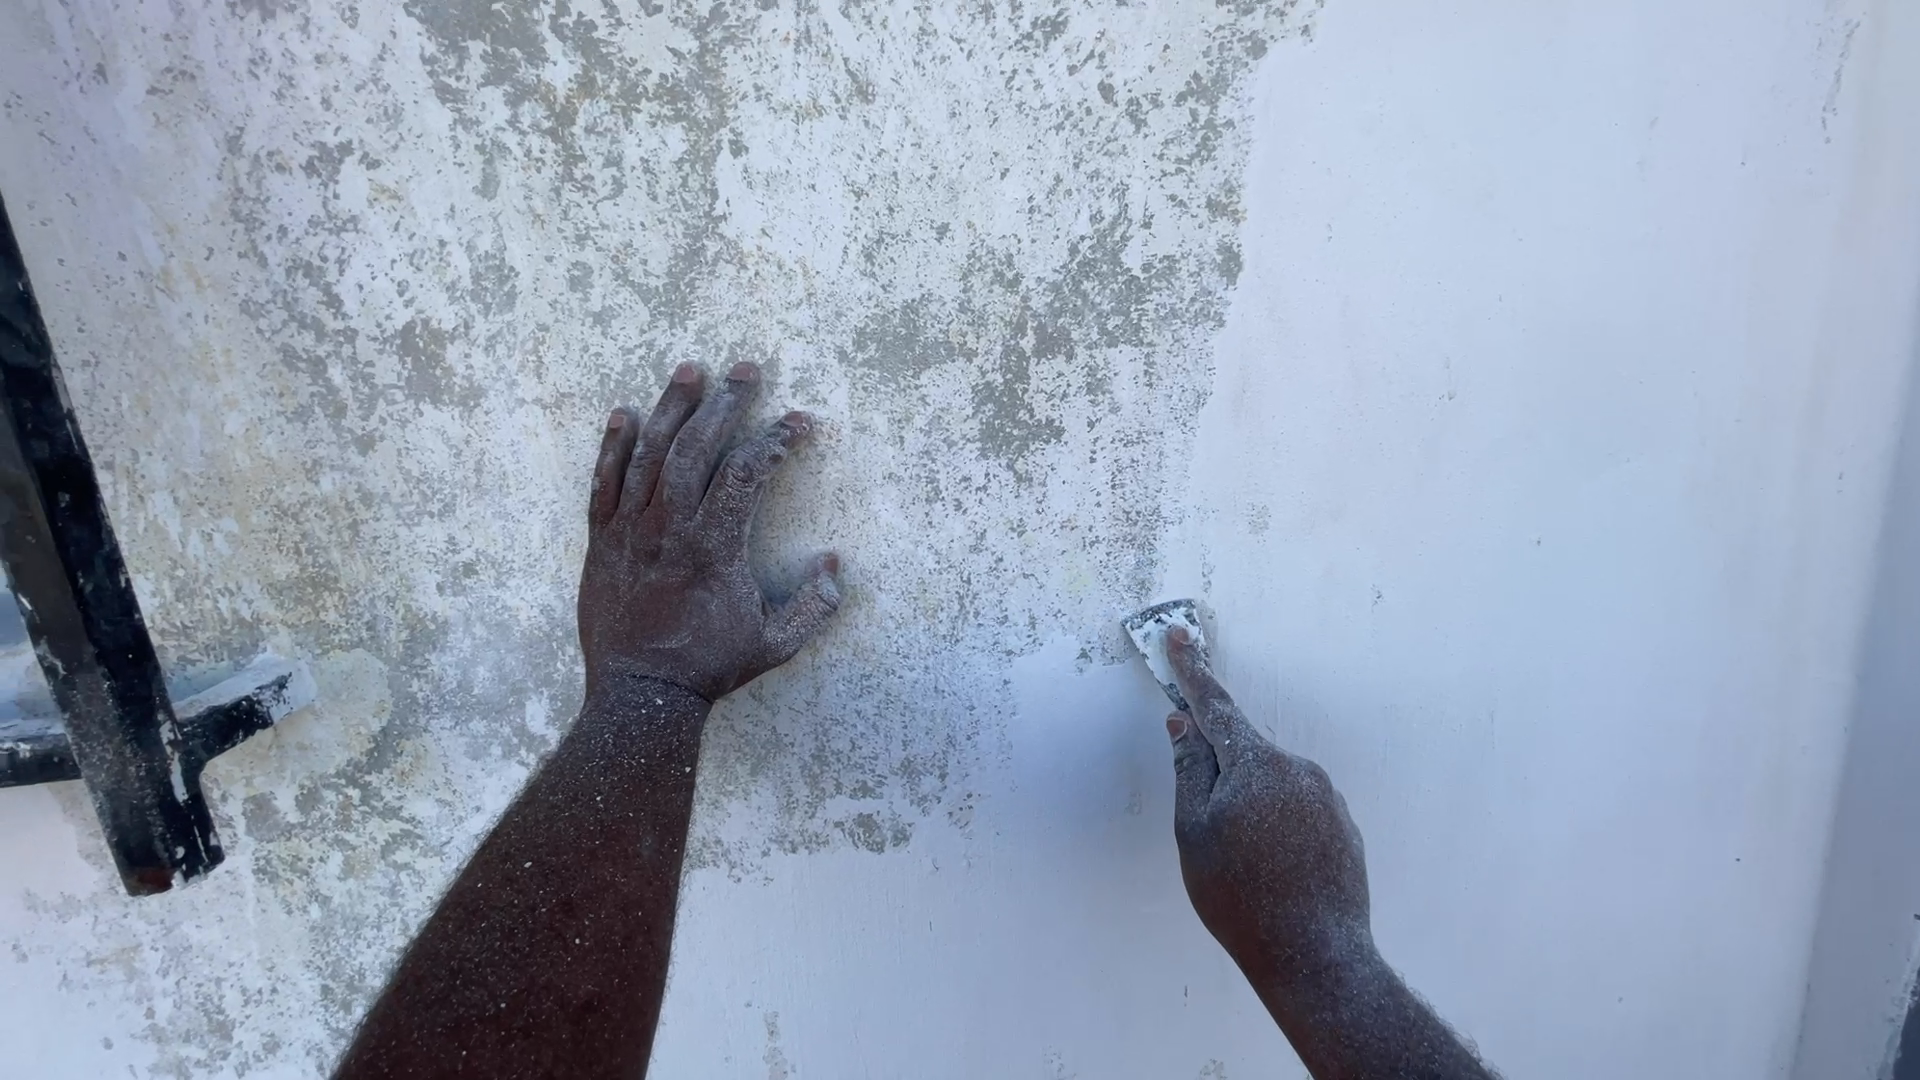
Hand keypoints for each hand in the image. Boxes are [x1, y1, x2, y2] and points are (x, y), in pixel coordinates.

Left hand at [578, 361, 840, 702]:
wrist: (638, 696)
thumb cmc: (709, 667)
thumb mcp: (776, 645)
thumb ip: (814, 606)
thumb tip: (835, 564)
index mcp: (715, 549)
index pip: (747, 475)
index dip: (775, 442)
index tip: (798, 423)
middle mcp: (670, 529)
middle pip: (697, 449)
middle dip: (725, 403)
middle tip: (745, 369)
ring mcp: (629, 532)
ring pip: (649, 455)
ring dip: (672, 408)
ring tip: (691, 370)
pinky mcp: (601, 542)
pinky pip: (602, 483)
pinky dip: (612, 446)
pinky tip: (624, 414)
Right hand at [1164, 626, 1374, 992]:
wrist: (1317, 960)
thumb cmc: (1240, 895)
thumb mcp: (1194, 829)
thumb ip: (1190, 769)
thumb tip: (1183, 725)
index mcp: (1257, 764)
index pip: (1215, 706)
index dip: (1191, 670)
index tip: (1178, 635)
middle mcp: (1298, 769)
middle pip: (1243, 753)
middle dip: (1220, 775)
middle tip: (1210, 831)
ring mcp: (1328, 798)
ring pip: (1270, 784)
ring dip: (1249, 805)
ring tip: (1245, 864)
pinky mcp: (1344, 827)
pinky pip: (1297, 808)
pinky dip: (1277, 825)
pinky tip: (1273, 870)